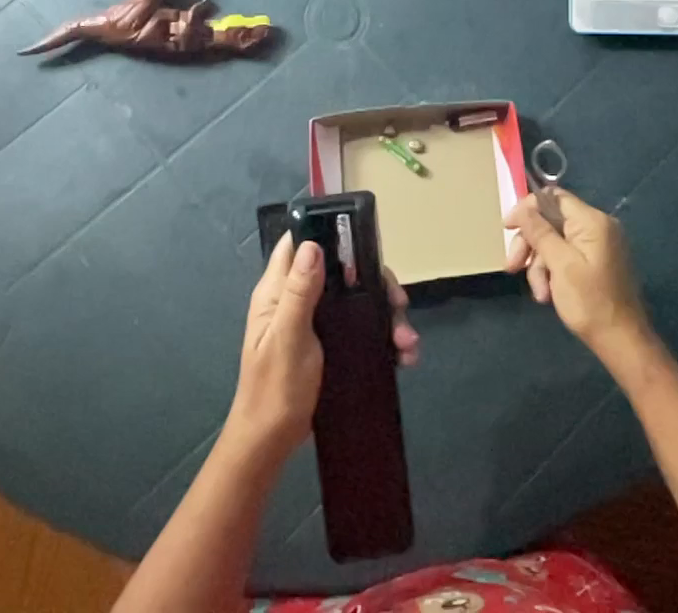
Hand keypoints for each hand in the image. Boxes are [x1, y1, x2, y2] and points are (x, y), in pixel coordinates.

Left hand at [225, 233, 420, 459]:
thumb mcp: (289, 338)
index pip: (299, 245)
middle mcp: (297, 300)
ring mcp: (316, 323)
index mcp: (278, 292)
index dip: (328, 234)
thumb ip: (300, 292)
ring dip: (386, 316)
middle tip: (398, 305)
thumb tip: (313, 245)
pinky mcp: (331, 345)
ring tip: (407, 342)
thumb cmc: (275, 389)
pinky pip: (362, 329)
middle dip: (374, 284)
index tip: (363, 243)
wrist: (271, 443)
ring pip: (357, 301)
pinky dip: (383, 338)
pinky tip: (402, 355)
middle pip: (342, 272)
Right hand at [504, 188, 649, 353]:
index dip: (527, 208)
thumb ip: (540, 232)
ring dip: (539, 265)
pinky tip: (547, 294)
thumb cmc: (590, 302)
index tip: (508, 228)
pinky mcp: (595, 261)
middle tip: (512, 266)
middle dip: (530, 244)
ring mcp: (598, 245)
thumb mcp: (560, 265)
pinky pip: (565, 256)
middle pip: (551, 221)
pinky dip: (552, 272)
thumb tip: (524, 207)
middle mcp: (597, 227)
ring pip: (554, 242)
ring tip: (539, 293)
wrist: (621, 341)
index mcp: (592, 221)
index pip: (553, 197)